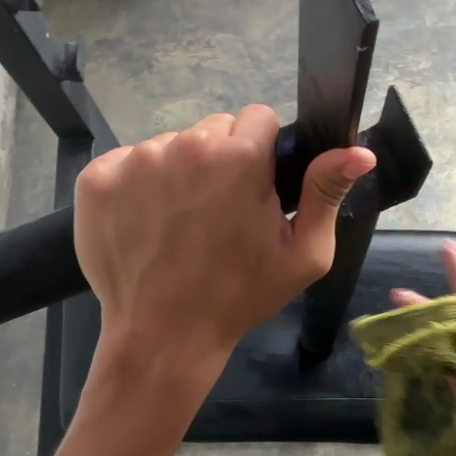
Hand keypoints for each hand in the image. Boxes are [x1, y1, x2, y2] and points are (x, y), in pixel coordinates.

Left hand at [75, 105, 375, 378]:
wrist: (164, 337)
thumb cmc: (240, 296)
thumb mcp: (303, 255)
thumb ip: (326, 194)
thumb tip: (359, 150)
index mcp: (240, 156)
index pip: (257, 118)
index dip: (261, 154)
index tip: (255, 190)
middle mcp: (185, 144)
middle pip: (213, 130)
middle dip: (222, 161)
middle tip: (218, 214)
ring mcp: (135, 160)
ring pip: (170, 147)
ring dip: (179, 174)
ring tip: (180, 226)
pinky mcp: (96, 179)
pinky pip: (127, 164)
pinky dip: (137, 188)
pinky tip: (146, 226)